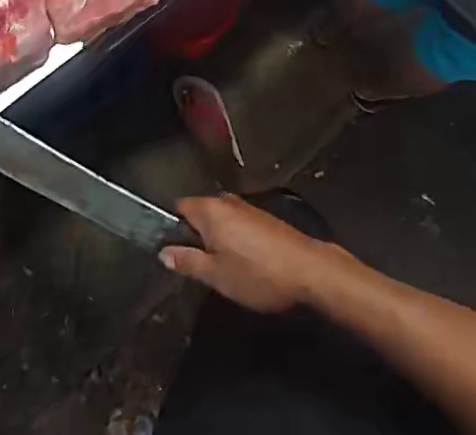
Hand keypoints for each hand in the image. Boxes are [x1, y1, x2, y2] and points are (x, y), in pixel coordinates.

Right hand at [159, 194, 346, 312]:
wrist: (312, 272)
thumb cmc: (258, 274)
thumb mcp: (217, 275)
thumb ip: (187, 261)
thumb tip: (163, 253)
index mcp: (209, 209)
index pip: (177, 207)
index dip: (171, 227)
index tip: (173, 250)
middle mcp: (226, 201)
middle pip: (199, 212)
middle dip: (195, 234)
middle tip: (197, 263)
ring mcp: (248, 208)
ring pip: (221, 219)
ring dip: (217, 237)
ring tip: (221, 265)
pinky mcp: (266, 219)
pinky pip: (239, 224)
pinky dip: (235, 238)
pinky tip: (245, 261)